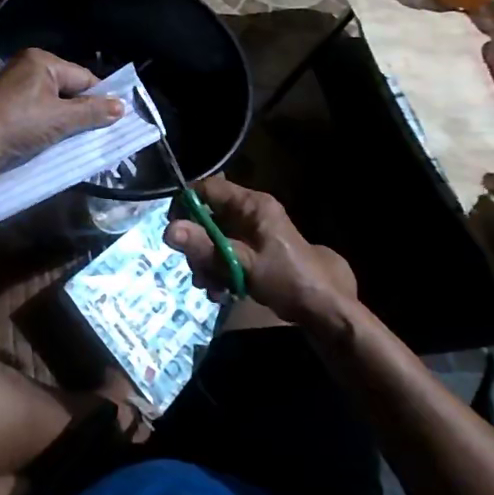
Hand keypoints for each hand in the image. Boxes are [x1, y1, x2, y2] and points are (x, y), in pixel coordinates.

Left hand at [0, 48, 122, 192]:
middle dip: (82, 110)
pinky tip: (54, 138)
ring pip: (53, 102)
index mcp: (42, 61)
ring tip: (77, 138)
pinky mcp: (5, 104)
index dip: (100, 98)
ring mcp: (14, 85)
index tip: (113, 119)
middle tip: (96, 132)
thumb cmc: (20, 123)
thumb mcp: (61, 118)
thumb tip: (122, 107)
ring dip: (66, 119)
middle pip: (69, 88)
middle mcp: (28, 67)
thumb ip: (92, 112)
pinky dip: (48, 123)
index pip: (84, 77)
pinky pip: (38, 111)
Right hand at [162, 176, 357, 327]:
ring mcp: (254, 233)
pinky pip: (228, 254)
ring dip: (207, 265)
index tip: (173, 231)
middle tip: (197, 272)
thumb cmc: (287, 278)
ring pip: (216, 240)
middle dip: (198, 246)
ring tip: (210, 289)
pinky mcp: (256, 252)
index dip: (187, 204)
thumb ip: (206, 247)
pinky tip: (220, 293)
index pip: (209, 188)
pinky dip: (220, 272)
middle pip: (209, 218)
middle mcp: (252, 214)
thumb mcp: (243, 264)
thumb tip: (169, 230)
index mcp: (253, 206)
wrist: (324, 305)